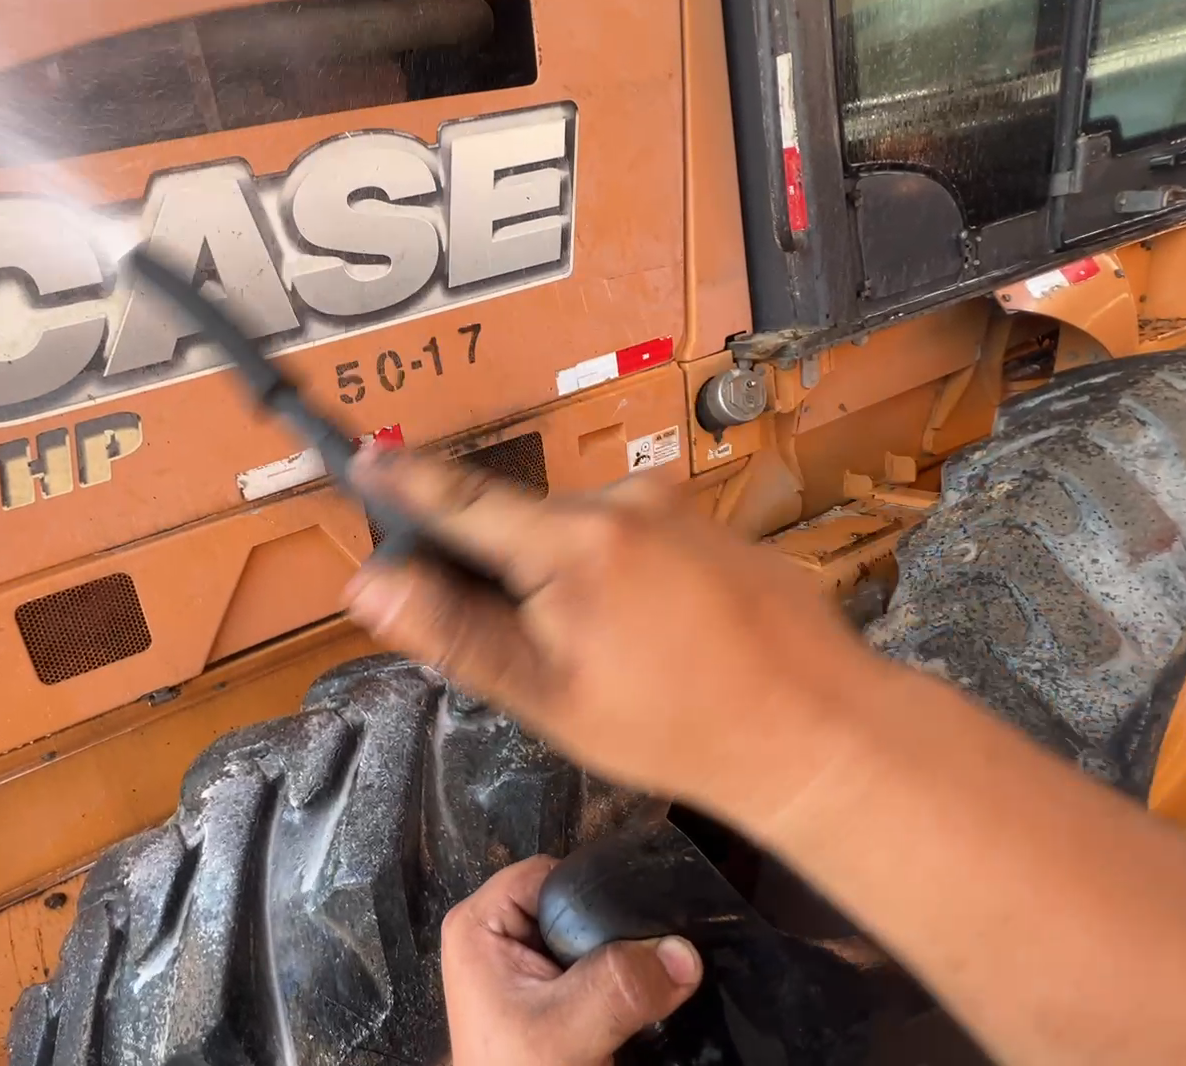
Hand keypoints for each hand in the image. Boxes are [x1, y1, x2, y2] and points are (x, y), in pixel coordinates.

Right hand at [343, 449, 900, 823]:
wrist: (819, 730)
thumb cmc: (668, 726)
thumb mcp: (545, 694)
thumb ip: (455, 633)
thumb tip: (370, 587)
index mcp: (572, 542)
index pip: (464, 500)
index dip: (407, 480)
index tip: (365, 455)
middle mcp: (619, 502)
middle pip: (520, 520)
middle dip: (498, 565)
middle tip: (517, 639)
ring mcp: (669, 506)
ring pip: (572, 529)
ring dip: (554, 571)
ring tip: (592, 645)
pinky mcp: (702, 520)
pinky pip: (622, 533)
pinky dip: (603, 568)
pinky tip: (639, 626)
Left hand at [443, 855, 701, 1065]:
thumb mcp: (566, 1032)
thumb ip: (618, 988)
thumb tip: (682, 951)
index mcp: (479, 922)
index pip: (544, 874)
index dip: (592, 890)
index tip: (643, 917)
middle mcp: (494, 932)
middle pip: (566, 902)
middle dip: (609, 926)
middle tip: (657, 949)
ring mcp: (518, 963)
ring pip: (581, 936)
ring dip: (616, 957)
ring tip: (655, 972)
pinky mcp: (541, 992)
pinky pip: (586, 967)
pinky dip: (613, 981)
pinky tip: (642, 994)